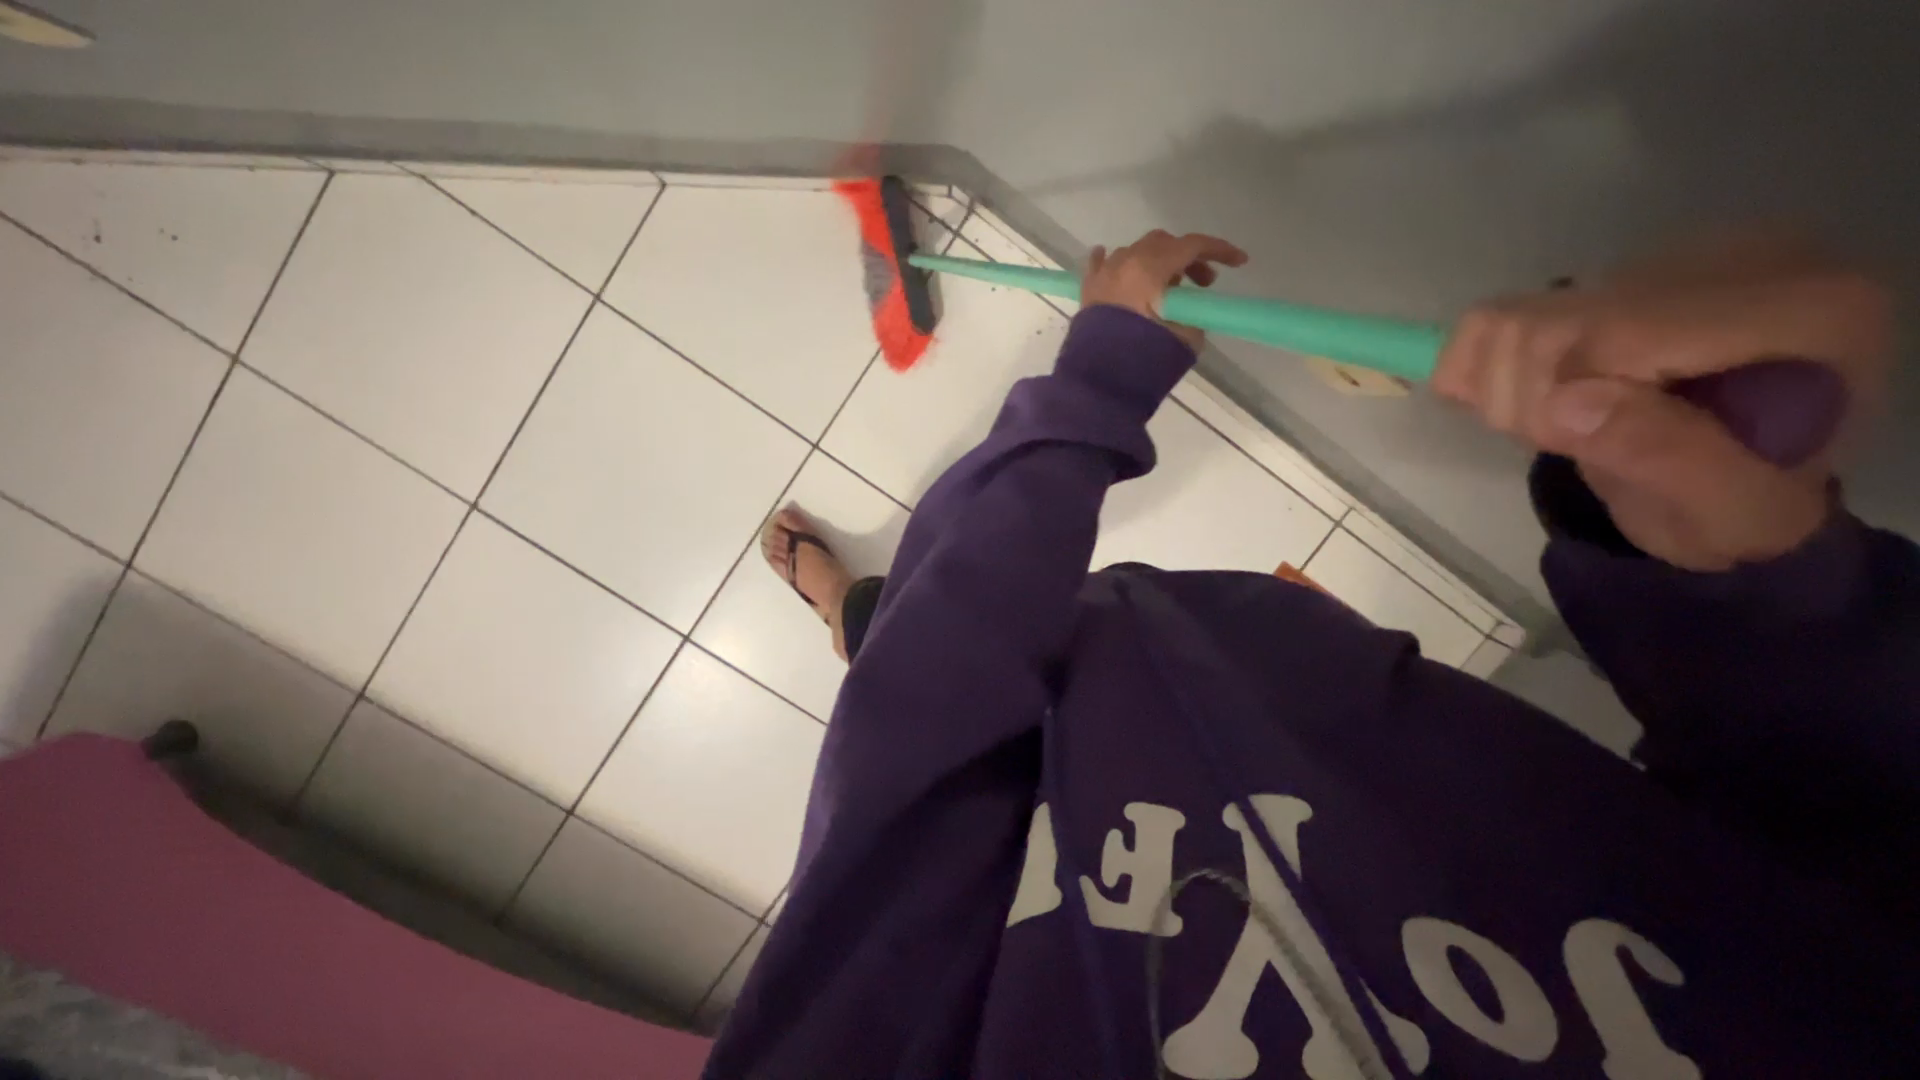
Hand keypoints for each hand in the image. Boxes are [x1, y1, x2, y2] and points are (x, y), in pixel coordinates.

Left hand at [1083, 230, 1248, 349]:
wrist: (1099, 382)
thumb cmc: (1144, 359)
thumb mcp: (1186, 338)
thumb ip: (1193, 315)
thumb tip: (1186, 312)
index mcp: (1150, 269)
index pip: (1192, 246)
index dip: (1220, 250)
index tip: (1240, 262)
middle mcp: (1125, 262)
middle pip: (1163, 244)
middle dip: (1188, 258)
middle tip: (1202, 283)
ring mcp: (1103, 274)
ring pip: (1135, 252)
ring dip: (1156, 262)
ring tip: (1166, 289)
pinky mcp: (1088, 290)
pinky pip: (1101, 263)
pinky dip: (1117, 262)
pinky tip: (1119, 265)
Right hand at [1433, 231, 1892, 570]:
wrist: (1731, 486)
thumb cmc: (1744, 506)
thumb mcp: (1730, 509)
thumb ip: (1666, 456)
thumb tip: (1564, 406)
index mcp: (1804, 308)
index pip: (1622, 327)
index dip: (1561, 397)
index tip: (1569, 446)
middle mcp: (1736, 263)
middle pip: (1553, 322)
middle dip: (1530, 402)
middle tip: (1569, 443)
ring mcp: (1661, 265)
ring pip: (1509, 320)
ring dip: (1503, 393)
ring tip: (1560, 426)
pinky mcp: (1603, 278)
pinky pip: (1491, 319)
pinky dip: (1476, 371)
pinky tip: (1523, 398)